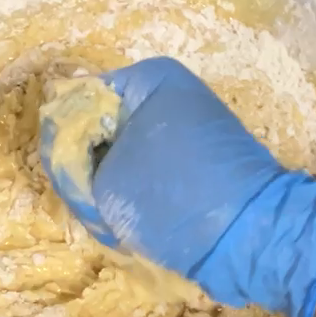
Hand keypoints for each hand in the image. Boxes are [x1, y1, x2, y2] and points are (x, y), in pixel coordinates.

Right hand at [55, 56, 315, 316]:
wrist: (249, 237)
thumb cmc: (171, 198)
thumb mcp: (104, 182)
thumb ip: (71, 163)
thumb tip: (67, 159)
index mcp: (146, 78)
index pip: (76, 105)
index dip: (66, 148)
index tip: (76, 184)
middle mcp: (166, 95)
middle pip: (96, 133)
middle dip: (89, 176)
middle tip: (97, 211)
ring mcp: (179, 132)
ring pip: (116, 161)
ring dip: (108, 196)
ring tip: (121, 224)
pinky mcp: (189, 165)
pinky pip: (142, 177)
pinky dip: (132, 202)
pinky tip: (139, 228)